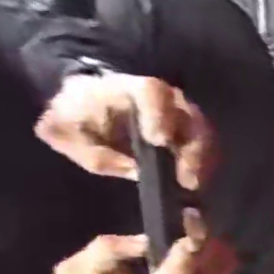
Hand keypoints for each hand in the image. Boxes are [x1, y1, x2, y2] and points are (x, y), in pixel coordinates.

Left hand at [36, 74, 215, 190]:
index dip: (160, 116)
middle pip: (192, 121)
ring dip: (202, 162)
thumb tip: (135, 171)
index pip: (153, 94)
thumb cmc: (77, 115)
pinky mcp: (197, 130)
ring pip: (205, 137)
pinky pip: (208, 147)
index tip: (159, 142)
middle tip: (186, 179)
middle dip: (192, 151)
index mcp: (132, 88)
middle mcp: (171, 99)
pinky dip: (203, 165)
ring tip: (191, 184)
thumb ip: (91, 151)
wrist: (94, 103)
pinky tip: (192, 180)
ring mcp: (189, 115)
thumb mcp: (64, 133)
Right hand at [54, 211, 238, 273]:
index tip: (190, 231)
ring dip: (215, 248)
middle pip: (204, 272)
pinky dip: (222, 258)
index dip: (185, 256)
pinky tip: (210, 245)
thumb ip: (106, 253)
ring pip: (222, 271)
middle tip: (195, 218)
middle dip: (203, 243)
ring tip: (200, 229)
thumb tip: (146, 241)